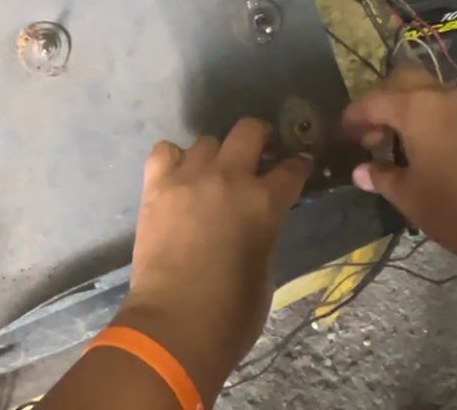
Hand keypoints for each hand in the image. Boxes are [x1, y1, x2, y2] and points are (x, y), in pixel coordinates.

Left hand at [115, 119, 311, 395]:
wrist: (173, 326)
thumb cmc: (230, 315)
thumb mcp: (265, 271)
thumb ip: (265, 232)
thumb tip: (258, 220)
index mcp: (263, 203)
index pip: (291, 168)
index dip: (298, 164)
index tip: (299, 164)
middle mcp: (228, 177)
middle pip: (249, 131)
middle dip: (261, 137)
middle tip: (261, 154)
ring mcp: (189, 177)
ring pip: (207, 141)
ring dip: (217, 155)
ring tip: (215, 174)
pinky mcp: (157, 185)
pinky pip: (166, 152)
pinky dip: (175, 159)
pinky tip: (180, 177)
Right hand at [340, 67, 456, 272]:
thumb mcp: (410, 196)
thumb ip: (381, 176)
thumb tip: (360, 170)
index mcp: (416, 107)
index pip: (373, 101)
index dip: (353, 116)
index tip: (341, 133)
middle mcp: (442, 96)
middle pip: (402, 81)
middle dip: (381, 101)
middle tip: (371, 134)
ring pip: (428, 92)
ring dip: (407, 108)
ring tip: (397, 144)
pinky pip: (448, 108)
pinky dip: (430, 118)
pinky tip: (428, 151)